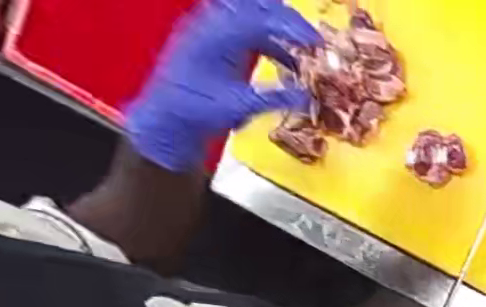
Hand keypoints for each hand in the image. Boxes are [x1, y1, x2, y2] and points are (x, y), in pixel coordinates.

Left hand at [125, 0, 318, 172]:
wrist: (168, 116)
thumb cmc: (200, 111)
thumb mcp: (240, 107)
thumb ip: (274, 98)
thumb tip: (308, 96)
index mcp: (218, 34)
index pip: (261, 17)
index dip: (292, 27)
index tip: (317, 43)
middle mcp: (214, 22)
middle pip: (256, 5)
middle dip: (289, 20)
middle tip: (315, 41)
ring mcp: (213, 29)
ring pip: (252, 13)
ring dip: (280, 28)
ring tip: (305, 50)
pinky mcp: (216, 42)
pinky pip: (247, 29)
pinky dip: (271, 41)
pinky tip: (287, 62)